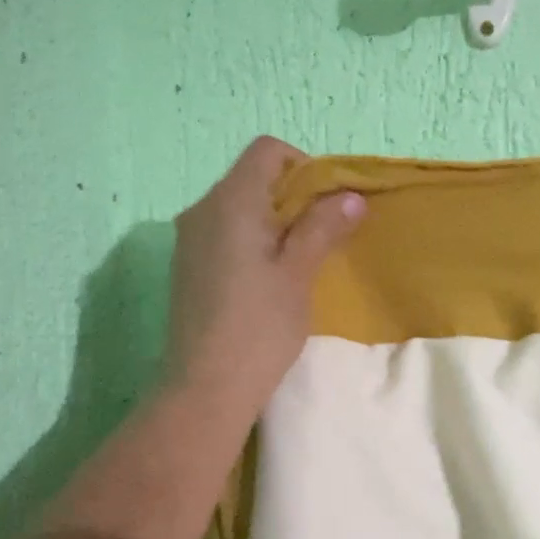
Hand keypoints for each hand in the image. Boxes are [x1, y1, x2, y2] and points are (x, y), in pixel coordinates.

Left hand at [167, 136, 364, 413]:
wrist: (206, 386)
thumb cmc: (259, 328)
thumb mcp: (298, 275)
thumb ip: (322, 229)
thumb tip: (351, 195)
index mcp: (230, 201)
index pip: (268, 151)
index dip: (305, 167)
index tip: (330, 206)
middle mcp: (202, 209)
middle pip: (253, 179)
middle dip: (294, 198)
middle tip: (324, 239)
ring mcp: (190, 240)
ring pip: (239, 210)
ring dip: (275, 224)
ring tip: (301, 265)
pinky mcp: (188, 268)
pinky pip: (226, 236)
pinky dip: (254, 244)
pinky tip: (271, 284)